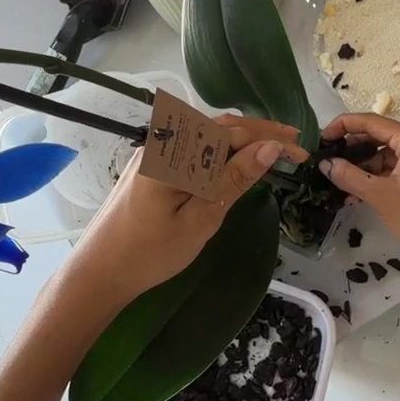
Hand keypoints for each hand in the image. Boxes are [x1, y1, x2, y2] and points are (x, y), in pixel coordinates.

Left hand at [63, 115, 306, 308]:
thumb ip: (235, 179)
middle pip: (219, 126)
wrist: (98, 273)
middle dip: (260, 133)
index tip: (301, 150)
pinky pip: (192, 148)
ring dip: (242, 139)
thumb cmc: (150, 253)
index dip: (270, 138)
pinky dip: (221, 151)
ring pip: (206, 135)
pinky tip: (236, 161)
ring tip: (274, 149)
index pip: (232, 132)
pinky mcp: (151, 167)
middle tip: (295, 144)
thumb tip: (270, 147)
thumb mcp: (201, 218)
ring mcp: (154, 154)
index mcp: (173, 152)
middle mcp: (162, 143)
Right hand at [318, 114, 399, 275]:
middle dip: (352, 147)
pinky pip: (394, 168)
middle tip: (327, 158)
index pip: (372, 122)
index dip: (344, 125)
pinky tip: (356, 192)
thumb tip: (325, 164)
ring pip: (385, 154)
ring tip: (337, 179)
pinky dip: (376, 176)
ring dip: (362, 166)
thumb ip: (349, 176)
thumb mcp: (380, 195)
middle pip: (379, 136)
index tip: (323, 137)